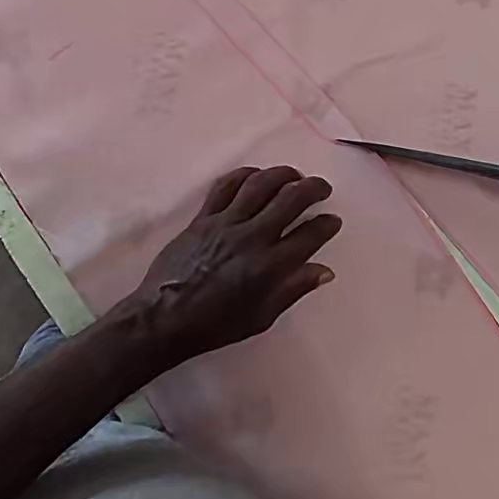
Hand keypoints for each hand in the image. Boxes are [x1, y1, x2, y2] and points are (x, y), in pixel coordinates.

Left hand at [120, 166, 341, 364]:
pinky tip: (255, 175)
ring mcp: (225, 223)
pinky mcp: (203, 216)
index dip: (326, 224)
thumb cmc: (216, 324)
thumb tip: (325, 270)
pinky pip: (225, 186)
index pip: (309, 236)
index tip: (333, 219)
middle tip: (322, 188)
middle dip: (313, 189)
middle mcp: (251, 238)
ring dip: (282, 174)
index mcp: (269, 266)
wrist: (165, 317)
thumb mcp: (261, 317)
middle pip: (290, 200)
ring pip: (260, 185)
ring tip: (294, 175)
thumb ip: (293, 289)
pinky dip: (244, 175)